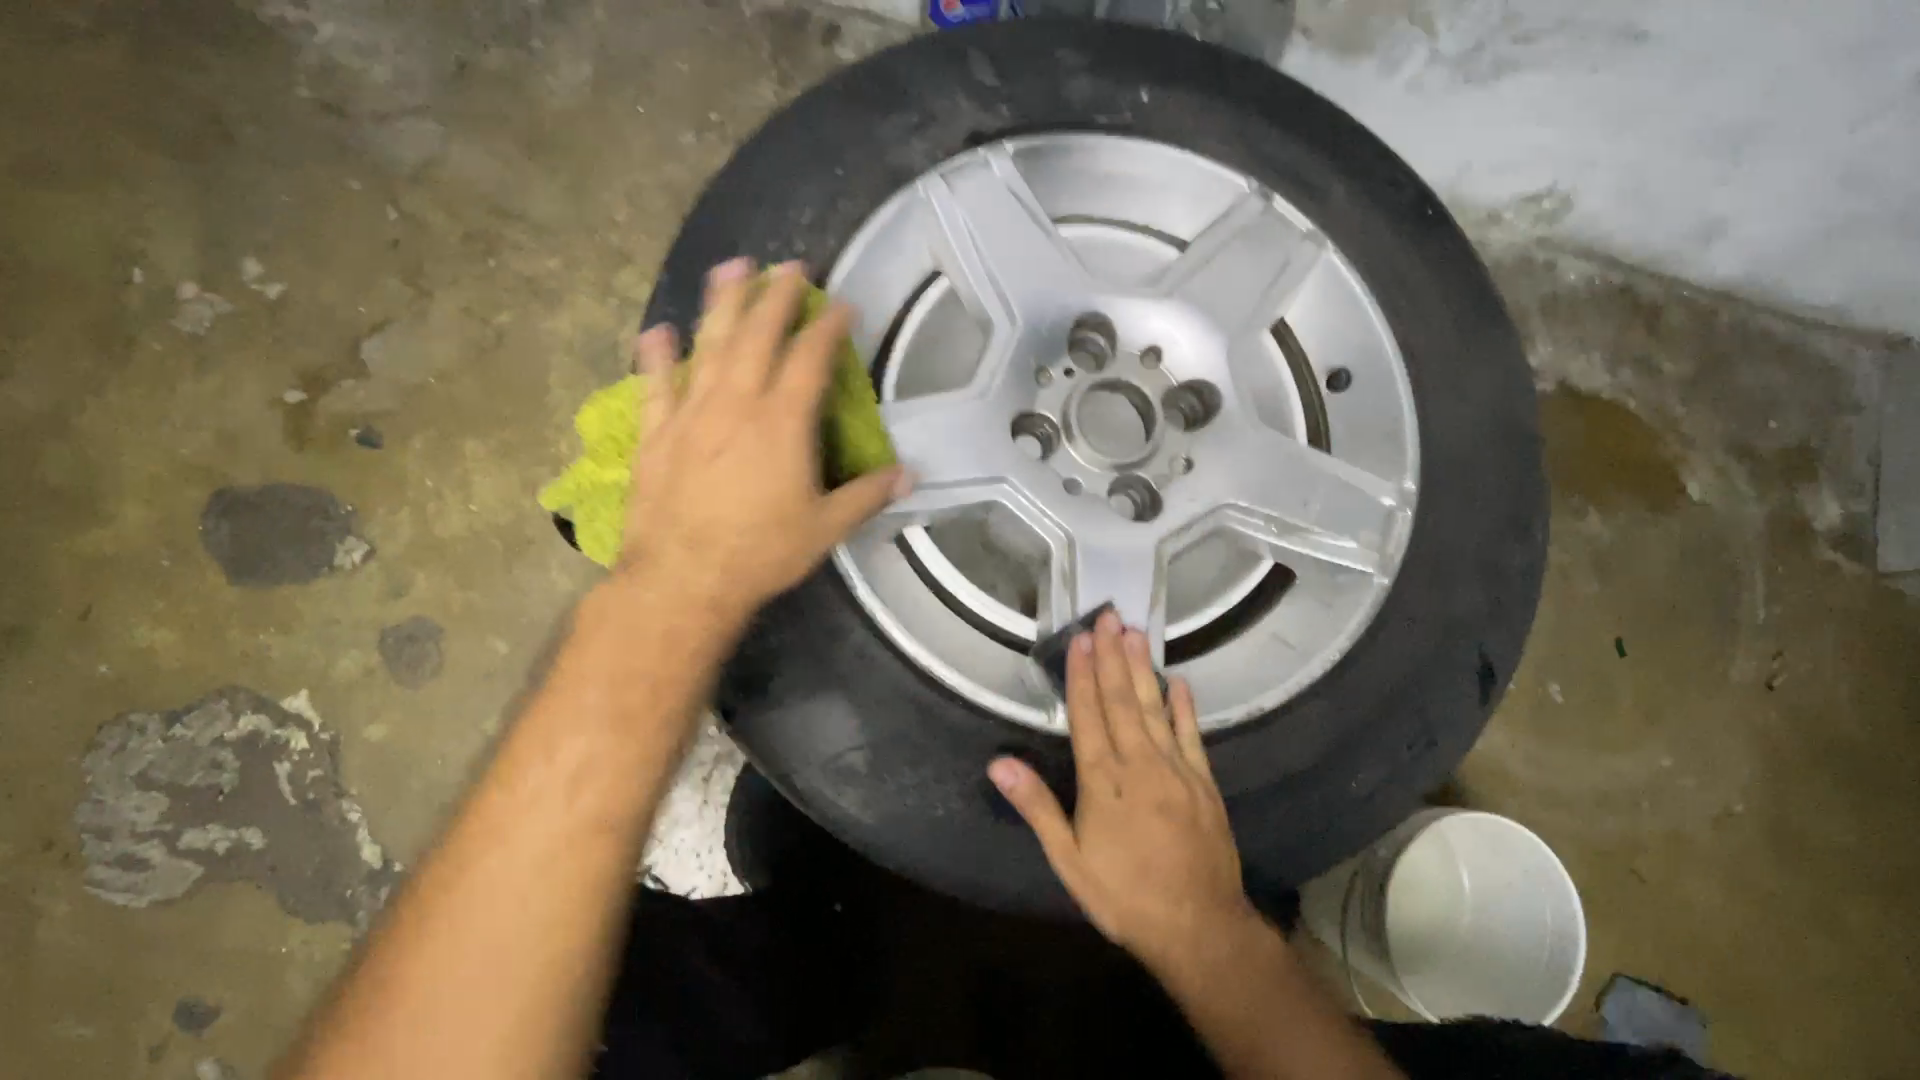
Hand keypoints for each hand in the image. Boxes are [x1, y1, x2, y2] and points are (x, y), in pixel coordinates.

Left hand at [620, 258, 909, 614]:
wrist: (683, 579)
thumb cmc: (761, 553)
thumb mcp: (825, 529)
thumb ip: (866, 496)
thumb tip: (910, 476)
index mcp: (782, 423)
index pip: (810, 360)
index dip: (828, 327)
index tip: (841, 304)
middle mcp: (737, 404)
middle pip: (758, 337)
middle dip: (776, 297)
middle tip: (788, 266)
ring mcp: (691, 415)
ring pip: (709, 347)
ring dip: (721, 305)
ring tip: (730, 268)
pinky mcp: (655, 435)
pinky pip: (655, 387)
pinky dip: (656, 357)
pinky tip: (657, 330)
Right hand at [989, 611, 1259, 972]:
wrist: (1199, 927)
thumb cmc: (1124, 896)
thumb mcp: (1069, 861)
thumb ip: (1037, 807)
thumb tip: (998, 763)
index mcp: (1103, 782)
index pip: (1088, 716)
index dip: (1082, 677)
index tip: (1080, 640)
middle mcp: (1141, 765)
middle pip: (1122, 702)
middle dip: (1112, 657)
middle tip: (1108, 616)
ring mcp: (1177, 771)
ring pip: (1155, 709)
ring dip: (1143, 669)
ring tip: (1135, 632)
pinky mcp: (1204, 783)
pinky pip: (1192, 735)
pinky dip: (1183, 706)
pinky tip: (1178, 681)